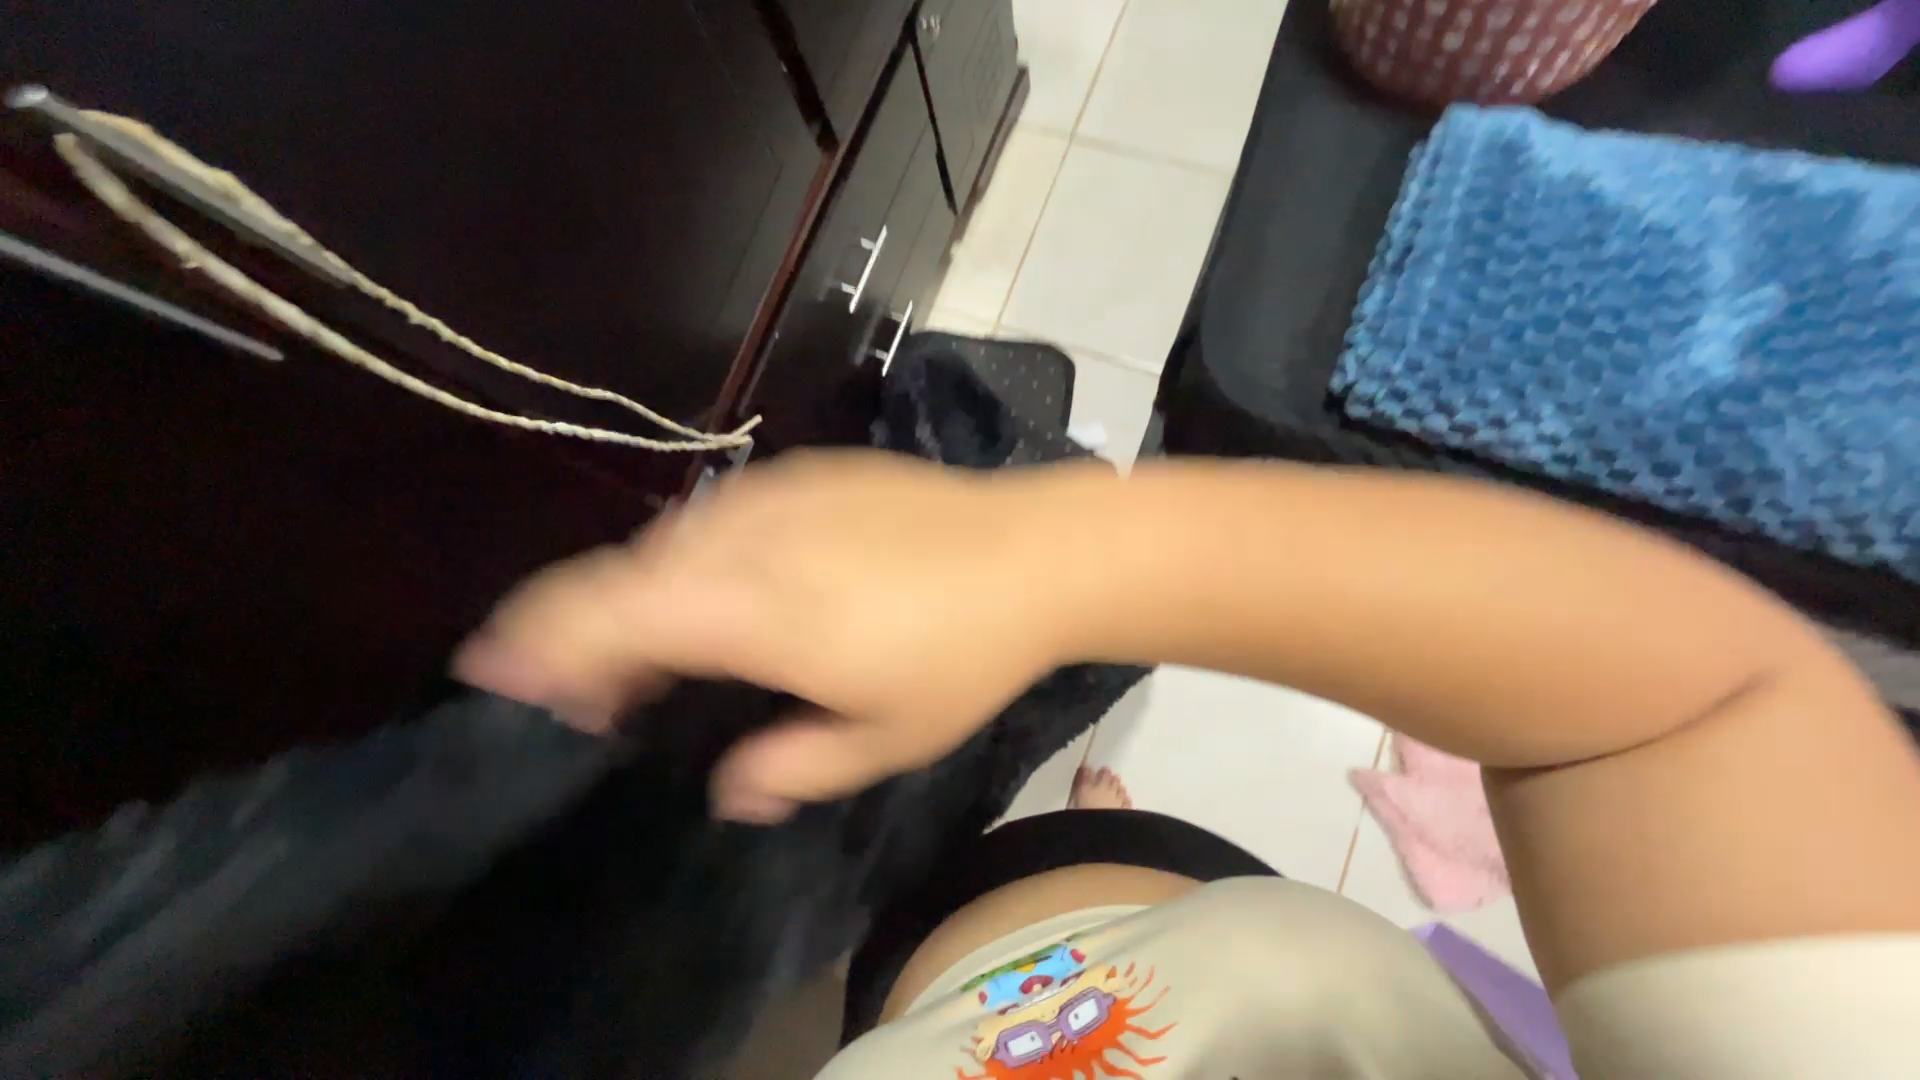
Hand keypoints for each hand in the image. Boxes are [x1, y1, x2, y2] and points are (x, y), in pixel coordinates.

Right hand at [453, 450, 1085, 821]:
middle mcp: (751, 542)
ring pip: (672, 542)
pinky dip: (695, 557)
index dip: (542, 639)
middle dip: (584, 627)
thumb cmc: (966, 655)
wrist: (1035, 551)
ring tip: (663, 646)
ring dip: (641, 592)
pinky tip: (729, 587)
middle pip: (626, 575)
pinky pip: (722, 515)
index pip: (613, 616)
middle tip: (598, 687)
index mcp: (760, 612)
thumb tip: (730, 789)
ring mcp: (781, 497)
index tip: (502, 671)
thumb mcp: (887, 735)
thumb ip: (795, 765)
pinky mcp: (811, 473)